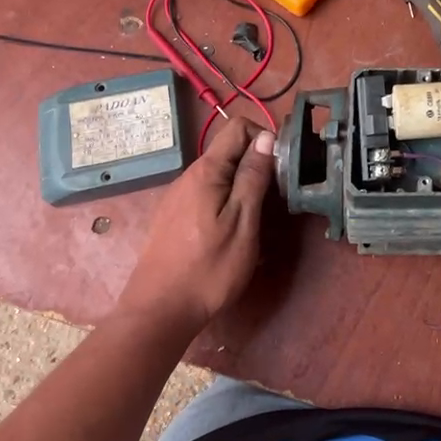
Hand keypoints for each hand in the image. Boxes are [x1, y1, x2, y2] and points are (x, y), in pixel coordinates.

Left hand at [114, 117, 273, 329]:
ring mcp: (177, 198)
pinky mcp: (173, 218)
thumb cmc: (209, 268)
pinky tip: (231, 233)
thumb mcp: (243, 222)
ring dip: (242, 186)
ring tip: (257, 218)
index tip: (281, 167)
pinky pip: (206, 194)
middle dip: (256, 165)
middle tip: (275, 199)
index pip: (238, 128)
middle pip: (228, 151)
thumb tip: (267, 138)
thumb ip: (253, 177)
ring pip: (219, 175)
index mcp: (206, 172)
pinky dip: (226, 202)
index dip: (264, 138)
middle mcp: (188, 177)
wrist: (159, 313)